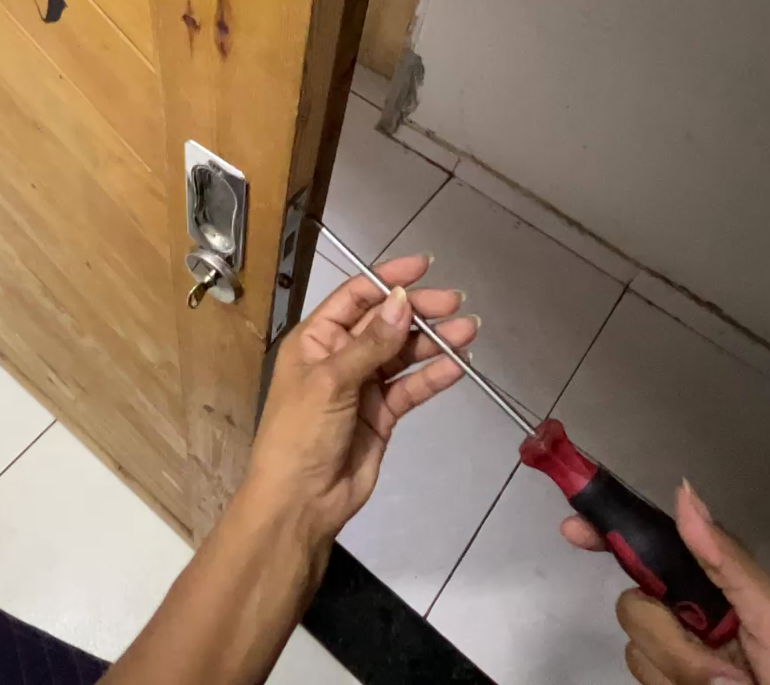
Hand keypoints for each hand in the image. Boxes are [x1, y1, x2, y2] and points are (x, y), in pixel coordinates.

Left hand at [240, 253, 477, 548]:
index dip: (388, 279)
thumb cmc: (301, 433)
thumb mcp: (331, 383)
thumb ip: (371, 344)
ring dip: (434, 341)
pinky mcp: (382, 413)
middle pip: (385, 322)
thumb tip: (402, 300)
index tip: (424, 266)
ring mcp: (363, 385)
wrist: (300, 502)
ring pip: (403, 353)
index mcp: (316, 339)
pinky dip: (433, 376)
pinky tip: (458, 364)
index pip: (355, 297)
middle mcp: (340, 355)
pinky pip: (411, 387)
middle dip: (419, 310)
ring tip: (469, 330)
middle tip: (456, 303)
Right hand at [561, 483, 769, 684]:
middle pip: (633, 604)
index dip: (607, 535)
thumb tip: (683, 491)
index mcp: (715, 592)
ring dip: (683, 674)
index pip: (650, 551)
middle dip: (671, 639)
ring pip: (637, 651)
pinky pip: (645, 681)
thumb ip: (727, 560)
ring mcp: (684, 665)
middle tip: (726, 670)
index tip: (573, 530)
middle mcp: (693, 623)